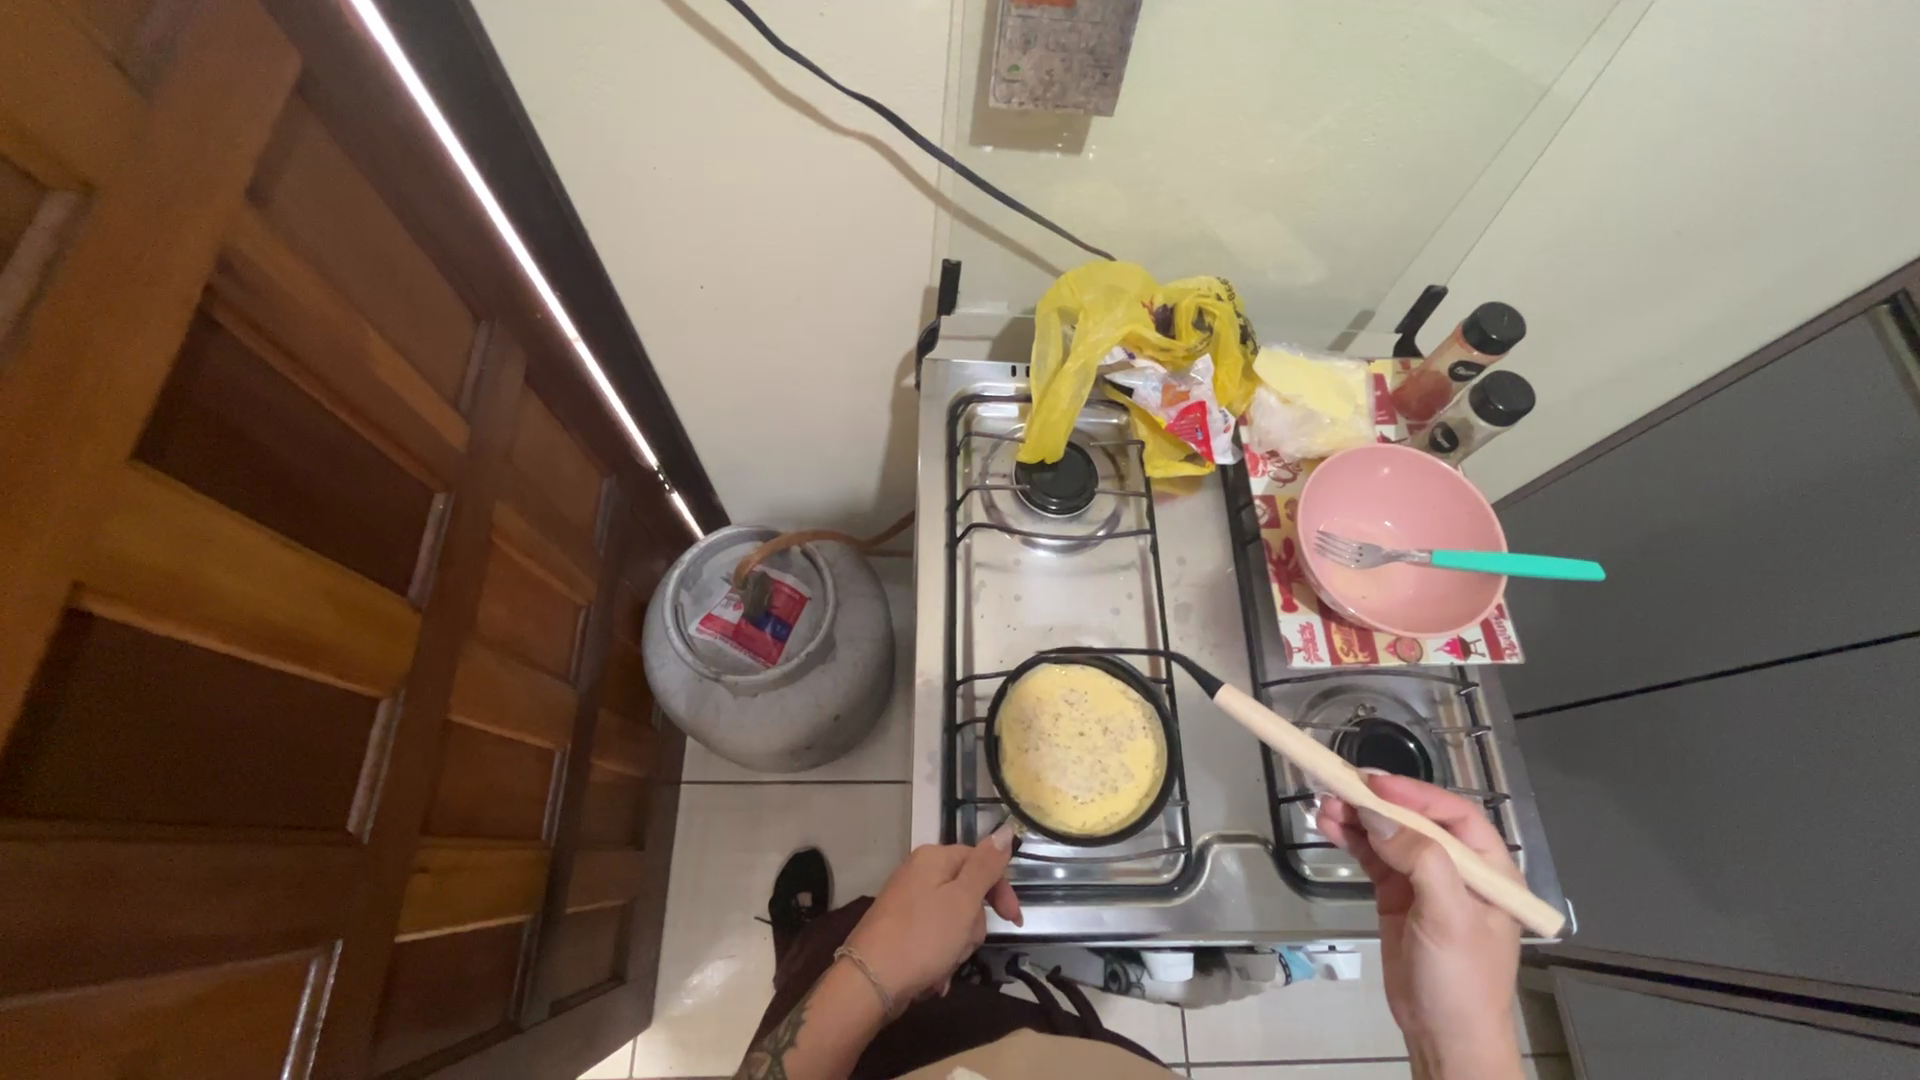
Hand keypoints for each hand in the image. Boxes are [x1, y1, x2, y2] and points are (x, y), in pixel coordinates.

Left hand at [842, 824, 1022, 1006]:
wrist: (869, 982)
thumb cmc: (922, 937)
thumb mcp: (963, 900)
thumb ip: (986, 865)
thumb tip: (1005, 829)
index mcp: (934, 858)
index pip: (981, 861)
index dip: (1001, 891)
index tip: (1013, 922)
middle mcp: (919, 872)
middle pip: (967, 893)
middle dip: (972, 926)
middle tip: (962, 944)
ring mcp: (907, 901)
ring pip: (953, 920)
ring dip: (956, 947)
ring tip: (944, 964)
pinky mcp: (900, 929)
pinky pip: (934, 938)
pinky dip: (939, 958)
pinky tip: (934, 977)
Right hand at [1318, 773, 1522, 1078]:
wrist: (1443, 1035)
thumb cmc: (1461, 978)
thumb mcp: (1448, 918)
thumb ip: (1419, 861)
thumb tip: (1376, 815)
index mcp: (1487, 870)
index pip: (1453, 815)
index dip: (1414, 794)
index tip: (1374, 784)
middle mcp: (1455, 867)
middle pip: (1413, 819)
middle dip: (1376, 803)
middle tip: (1338, 788)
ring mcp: (1422, 879)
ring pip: (1386, 834)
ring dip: (1355, 818)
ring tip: (1323, 807)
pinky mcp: (1395, 893)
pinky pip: (1370, 854)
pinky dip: (1348, 838)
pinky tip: (1327, 827)